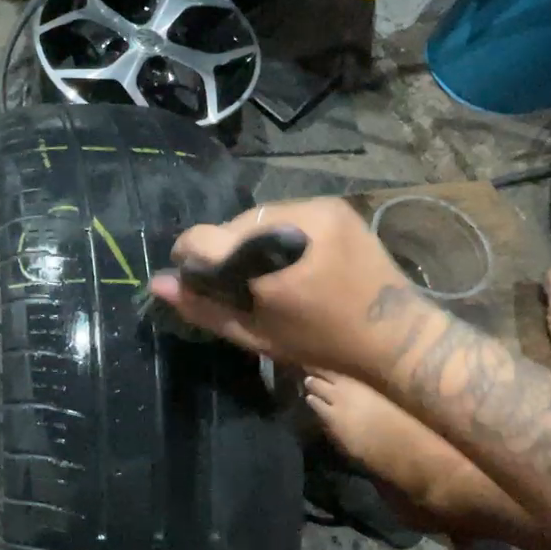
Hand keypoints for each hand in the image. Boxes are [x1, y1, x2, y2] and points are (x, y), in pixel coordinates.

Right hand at [147, 198, 423, 379]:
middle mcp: (291, 225)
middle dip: (224, 250)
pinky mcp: (333, 205)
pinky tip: (290, 257)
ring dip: (249, 239)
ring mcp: (316, 210)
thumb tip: (157, 283)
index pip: (202, 239)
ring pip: (255, 216)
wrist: (393, 334)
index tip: (196, 277)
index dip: (189, 257)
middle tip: (237, 280)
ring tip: (265, 269)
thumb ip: (202, 308)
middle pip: (229, 226)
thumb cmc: (318, 344)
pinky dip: (276, 231)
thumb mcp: (253, 334)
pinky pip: (284, 211)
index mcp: (269, 262)